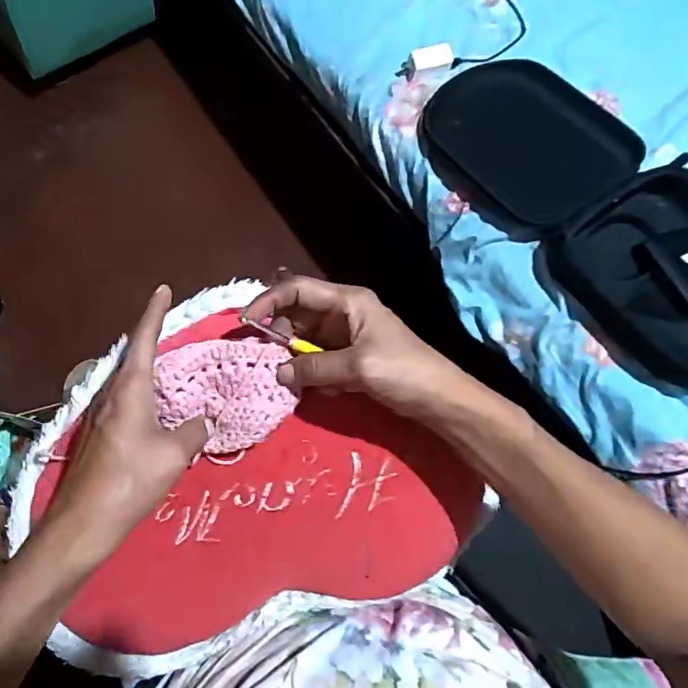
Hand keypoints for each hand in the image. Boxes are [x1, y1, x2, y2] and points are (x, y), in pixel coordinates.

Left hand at [43, 286, 208, 549]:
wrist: (83, 522)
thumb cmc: (130, 479)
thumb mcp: (174, 454)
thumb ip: (193, 431)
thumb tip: (202, 421)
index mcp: (129, 389)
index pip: (143, 339)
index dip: (154, 312)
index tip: (163, 289)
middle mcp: (110, 395)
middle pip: (133, 358)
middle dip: (152, 342)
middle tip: (176, 334)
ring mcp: (99, 416)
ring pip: (128, 383)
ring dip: (149, 374)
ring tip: (173, 375)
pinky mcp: (97, 436)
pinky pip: (124, 404)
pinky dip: (143, 399)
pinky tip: (156, 415)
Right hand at [242, 275, 474, 422]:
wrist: (440, 399)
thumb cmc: (403, 371)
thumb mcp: (356, 367)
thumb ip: (314, 368)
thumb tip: (277, 372)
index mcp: (347, 301)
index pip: (297, 289)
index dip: (268, 300)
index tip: (246, 322)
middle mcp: (342, 313)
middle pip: (295, 313)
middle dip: (277, 333)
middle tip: (265, 357)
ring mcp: (344, 336)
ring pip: (303, 339)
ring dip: (292, 357)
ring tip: (287, 376)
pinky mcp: (347, 359)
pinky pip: (315, 360)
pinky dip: (309, 372)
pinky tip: (317, 388)